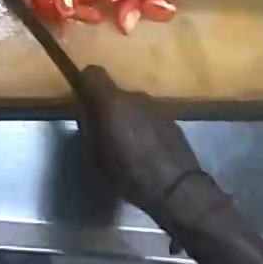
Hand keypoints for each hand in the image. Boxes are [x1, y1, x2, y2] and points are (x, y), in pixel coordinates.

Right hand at [77, 65, 206, 221]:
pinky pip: (149, 116)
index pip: (93, 73)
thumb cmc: (130, 174)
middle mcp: (134, 96)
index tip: (84, 101)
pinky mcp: (172, 120)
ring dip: (128, 117)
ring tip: (128, 144)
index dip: (86, 83)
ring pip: (133, 104)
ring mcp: (156, 106)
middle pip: (114, 92)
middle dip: (108, 106)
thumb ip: (88, 128)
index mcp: (112, 102)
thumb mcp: (96, 155)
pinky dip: (144, 126)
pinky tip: (147, 149)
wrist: (178, 190)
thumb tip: (87, 114)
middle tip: (105, 130)